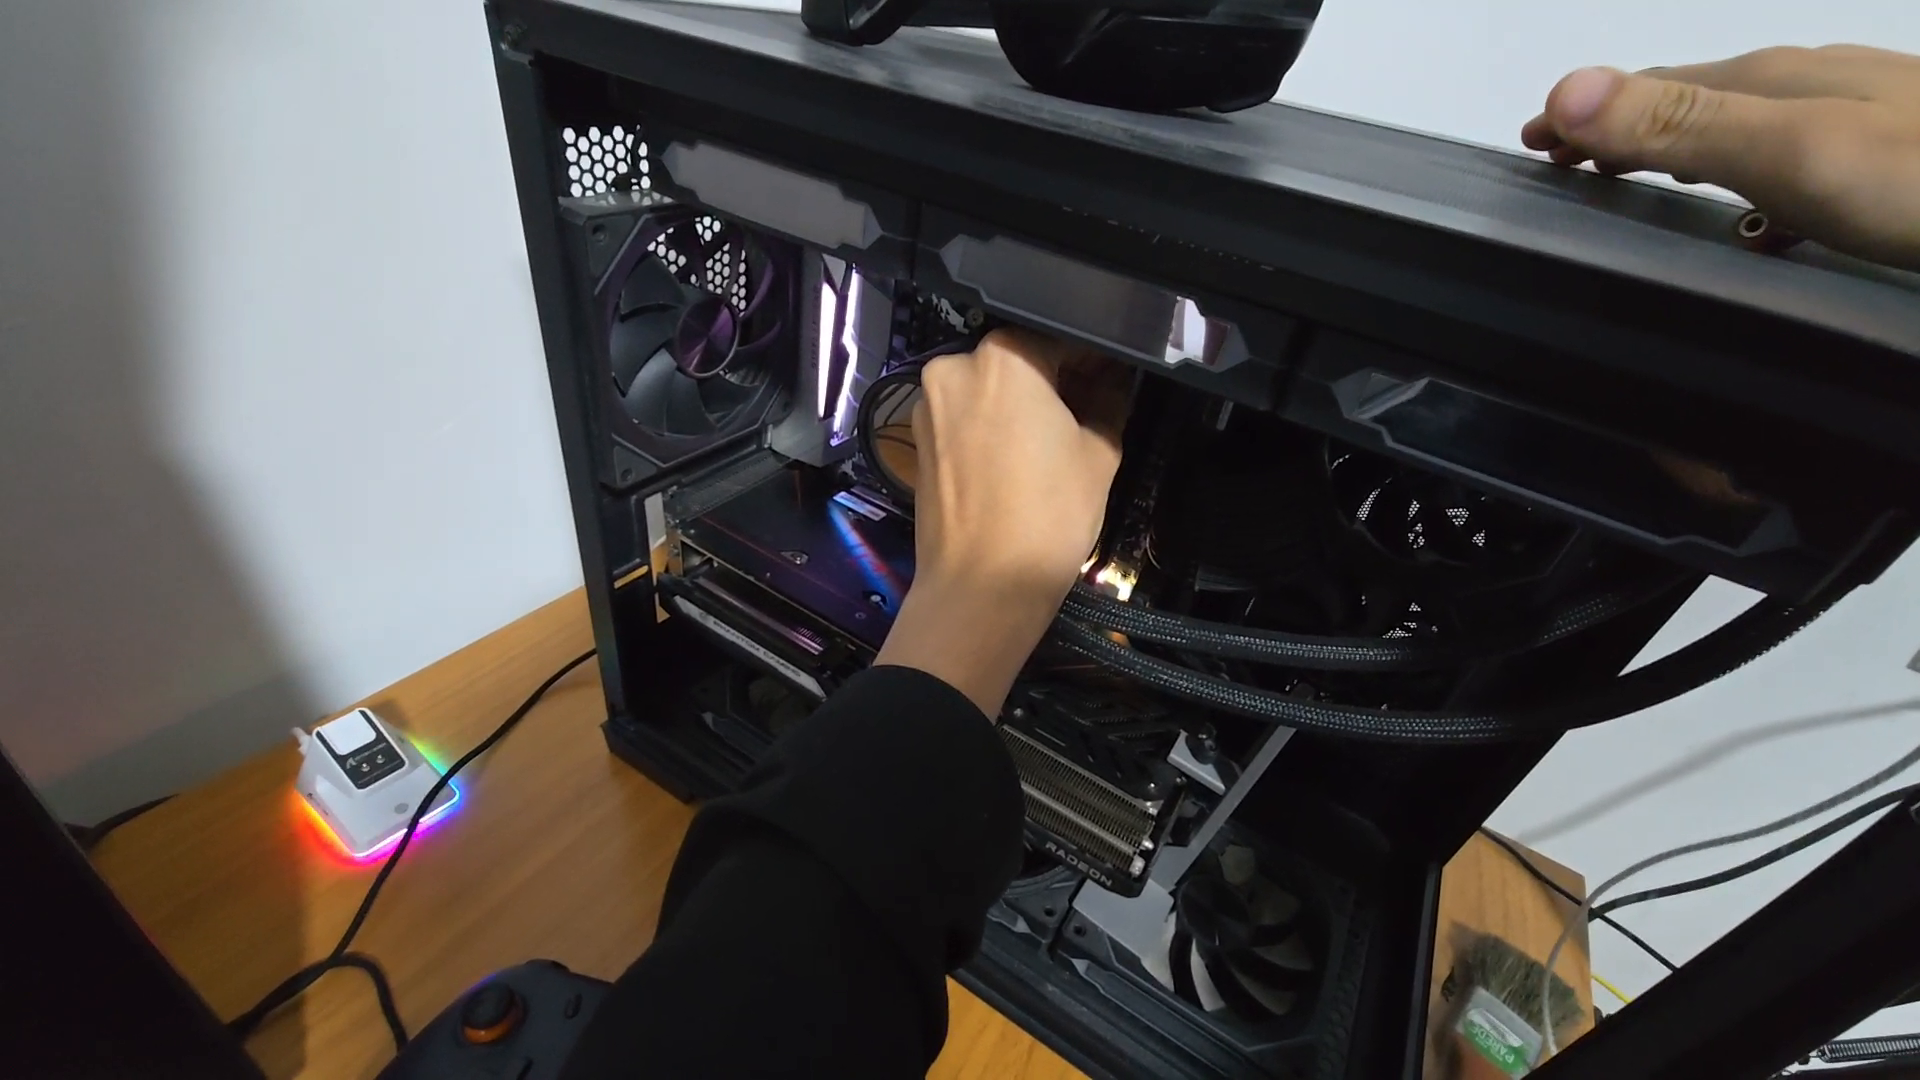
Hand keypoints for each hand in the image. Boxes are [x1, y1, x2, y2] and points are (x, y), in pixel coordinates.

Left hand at [874, 327, 1130, 717]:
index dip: (1091, 359)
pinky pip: (962, 420)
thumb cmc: (1049, 515)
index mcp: (1002, 358)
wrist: (982, 586)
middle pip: (1015, 362)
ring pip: (984, 391)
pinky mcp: (916, 443)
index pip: (1058, 339)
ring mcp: (926, 407)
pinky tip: (1015, 459)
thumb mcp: (1098, 453)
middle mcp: (953, 369)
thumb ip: (1107, 403)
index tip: (1111, 379)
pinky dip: (988, 427)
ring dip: (1018, 404)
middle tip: (1086, 409)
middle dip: (1052, 380)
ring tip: (1051, 441)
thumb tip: (1110, 383)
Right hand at [1520, 46, 1919, 268]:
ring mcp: (1853, 116)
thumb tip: (1566, 90)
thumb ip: (1678, 124)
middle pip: (1690, 98)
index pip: (1648, 86)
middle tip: (1564, 165)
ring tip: (1630, 183)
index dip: (1581, 113)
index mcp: (1773, 80)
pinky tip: (1742, 208)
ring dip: (1670, 150)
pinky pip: (1777, 158)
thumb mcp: (1786, 152)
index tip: (1529, 146)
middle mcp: (1809, 85)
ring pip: (1734, 126)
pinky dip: (1730, 177)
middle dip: (1616, 128)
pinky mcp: (1883, 156)